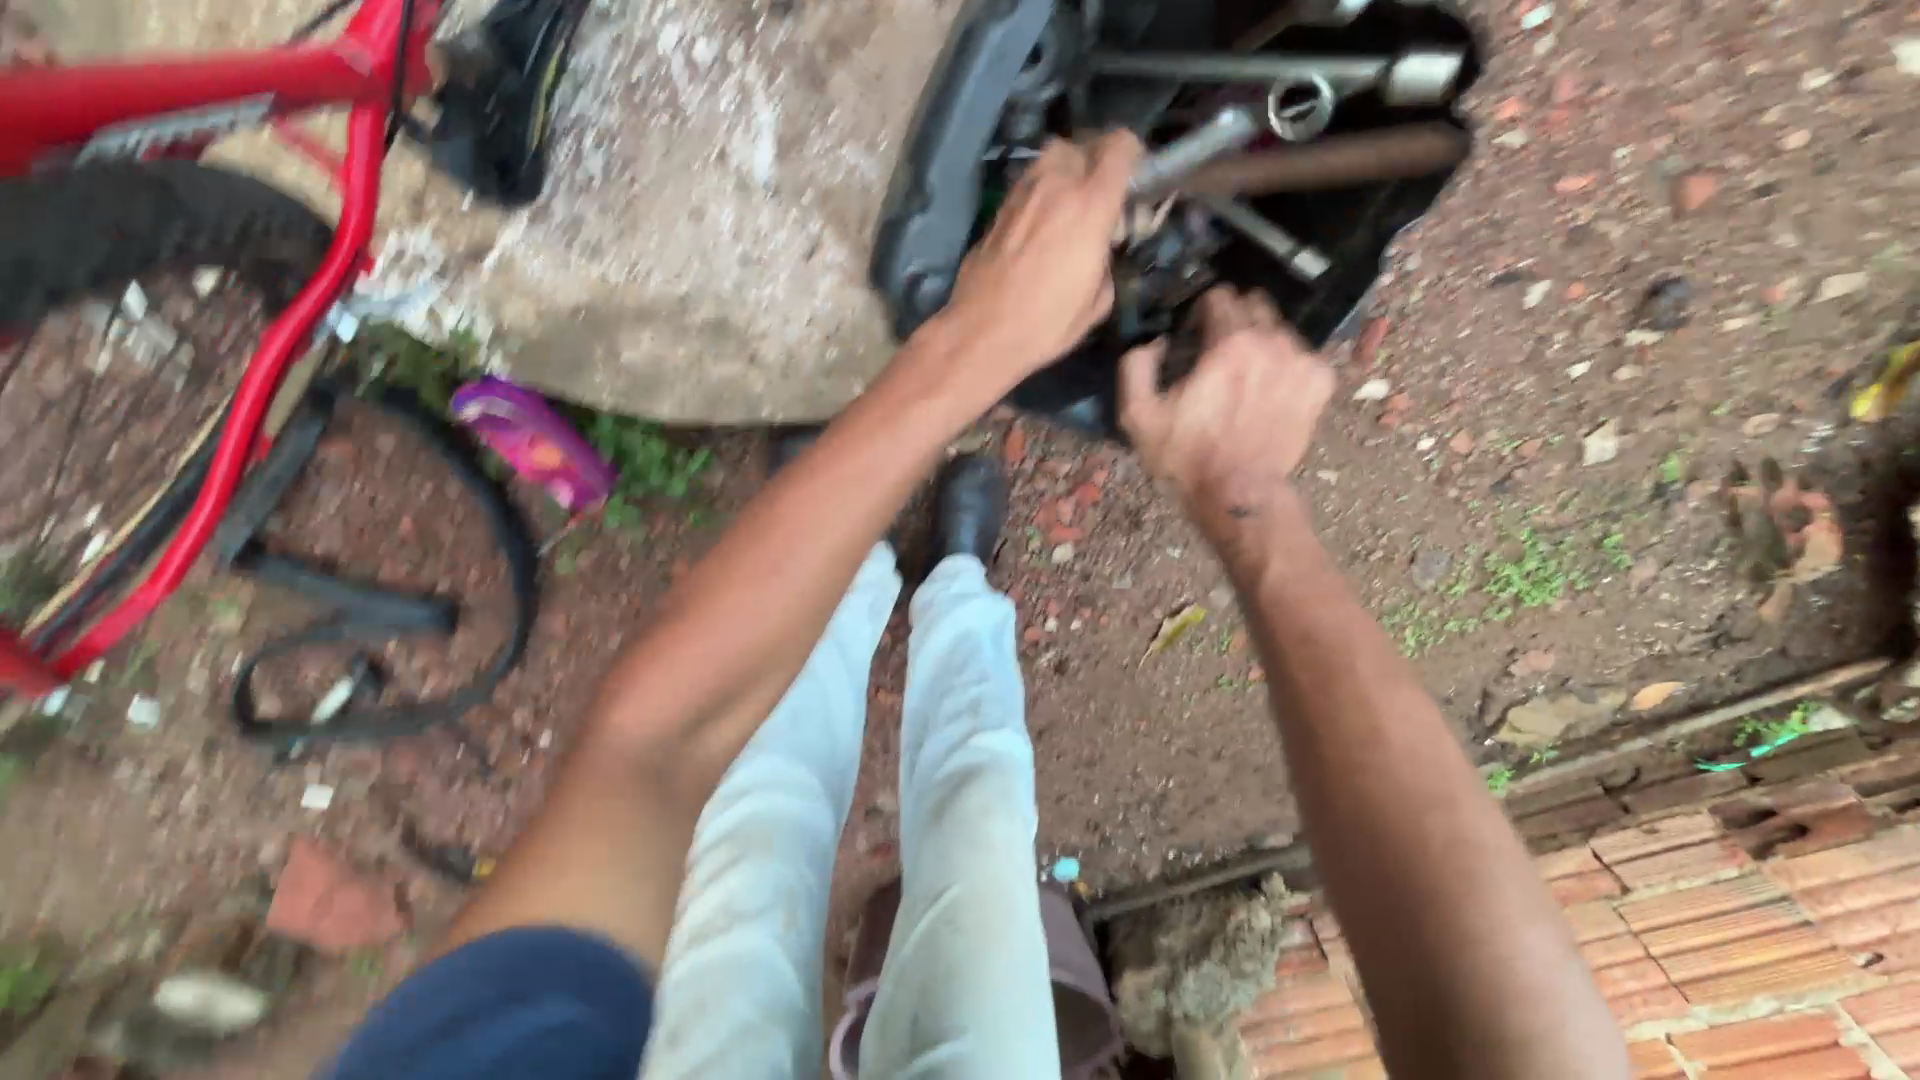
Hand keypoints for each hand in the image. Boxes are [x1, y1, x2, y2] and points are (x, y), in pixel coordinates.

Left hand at [936, 131, 1142, 387]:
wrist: (982, 333)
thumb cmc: (1046, 324)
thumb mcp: (1096, 303)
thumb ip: (1106, 264)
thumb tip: (1099, 253)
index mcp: (1090, 205)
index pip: (1118, 147)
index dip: (1132, 153)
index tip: (1134, 173)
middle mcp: (1054, 187)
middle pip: (1079, 144)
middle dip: (1094, 160)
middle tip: (1099, 190)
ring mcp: (1021, 195)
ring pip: (1048, 158)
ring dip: (1064, 172)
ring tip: (1068, 203)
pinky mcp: (997, 210)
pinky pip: (1026, 184)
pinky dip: (1039, 192)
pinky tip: (1040, 223)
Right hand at [1120, 287, 1332, 520]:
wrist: (1239, 494)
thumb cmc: (1186, 457)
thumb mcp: (1138, 415)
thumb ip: (1136, 365)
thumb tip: (1154, 342)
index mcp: (1229, 342)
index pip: (1219, 295)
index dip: (1200, 311)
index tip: (1193, 334)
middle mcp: (1271, 341)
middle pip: (1254, 303)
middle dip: (1234, 319)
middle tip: (1218, 350)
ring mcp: (1302, 361)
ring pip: (1279, 328)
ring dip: (1260, 340)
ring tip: (1245, 374)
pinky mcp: (1320, 383)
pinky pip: (1302, 354)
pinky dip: (1285, 363)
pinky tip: (1269, 388)